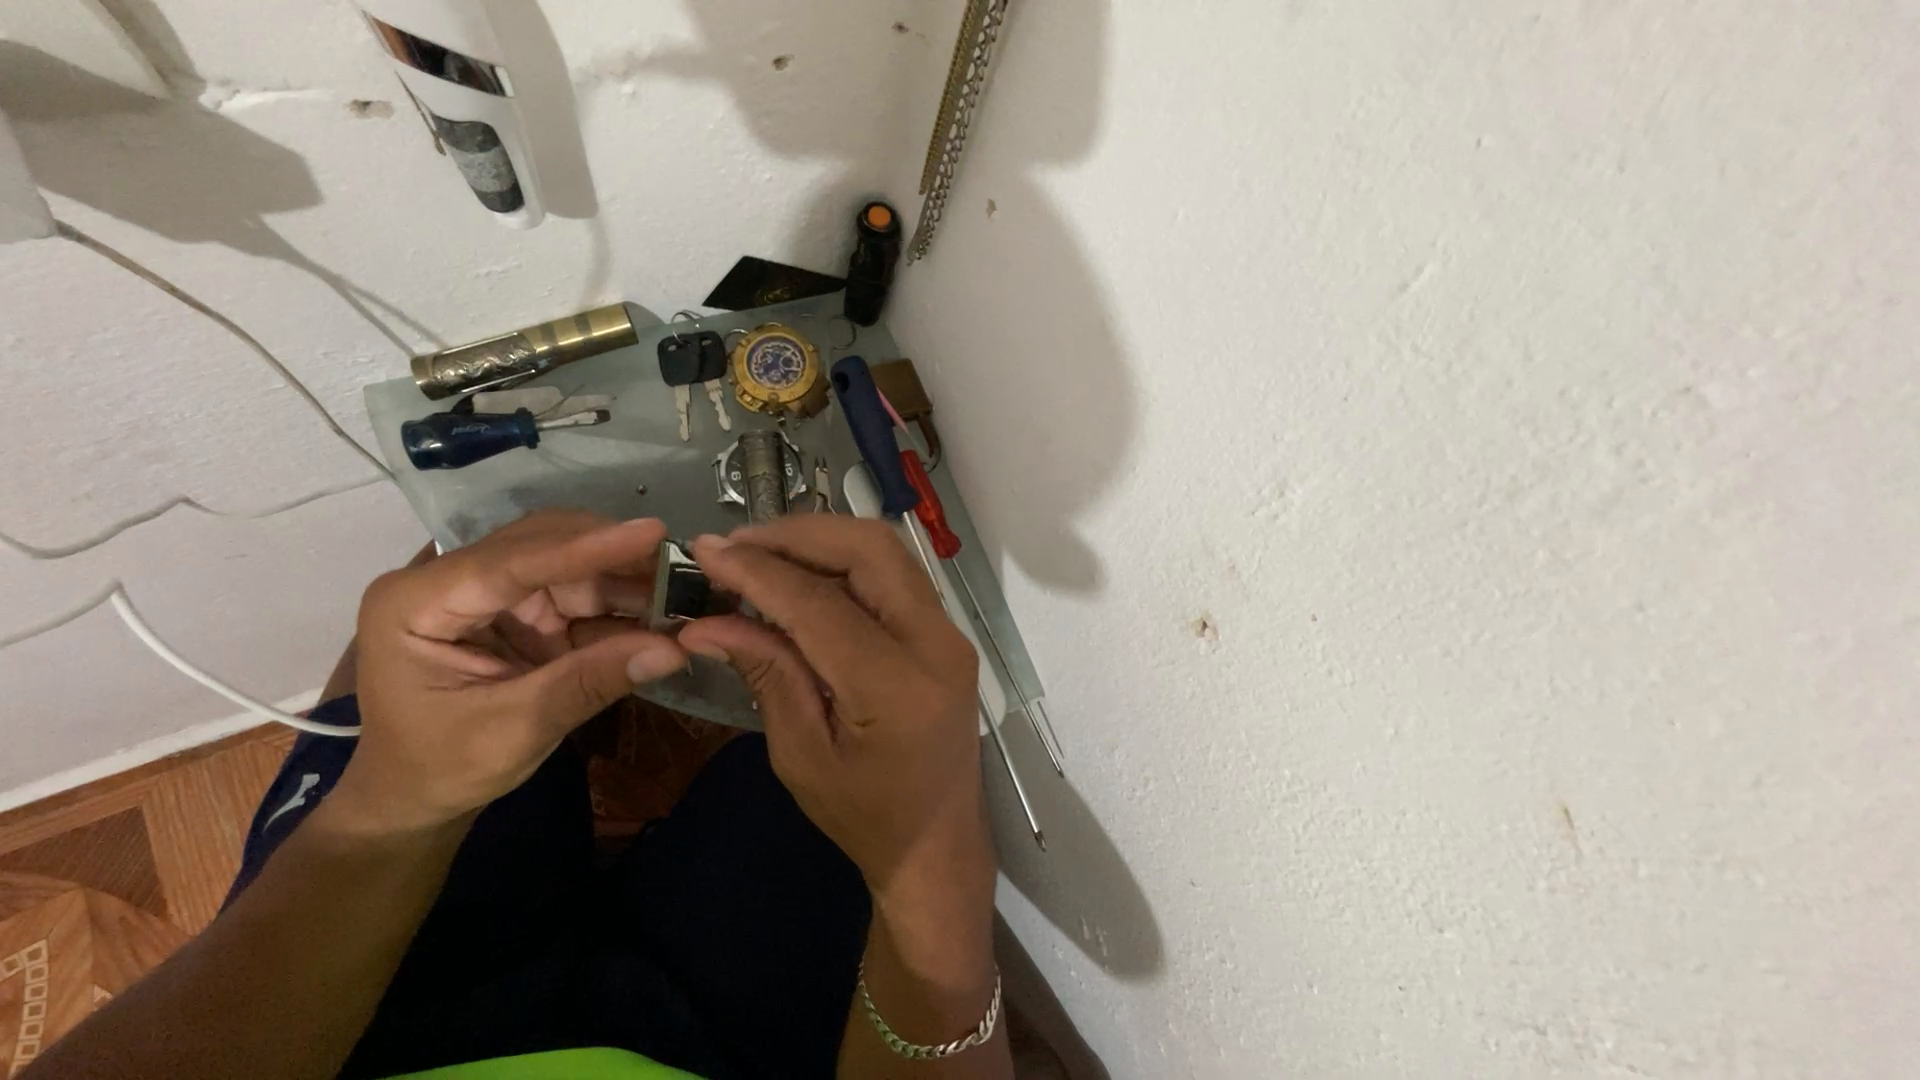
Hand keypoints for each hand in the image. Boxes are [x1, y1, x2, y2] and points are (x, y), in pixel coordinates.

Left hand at [340, 511, 688, 830]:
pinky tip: (663, 609)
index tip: (652, 532)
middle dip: (614, 556)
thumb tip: (672, 649)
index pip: (512, 563)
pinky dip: (622, 602)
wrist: (415, 797)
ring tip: (685, 588)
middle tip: (684, 566)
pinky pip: (579, 592)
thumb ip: (589, 683)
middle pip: (543, 547)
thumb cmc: (441, 768)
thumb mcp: (514, 731)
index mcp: (416, 604)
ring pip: (569, 564)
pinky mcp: (520, 608)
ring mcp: (489, 592)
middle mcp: (450, 581)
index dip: (587, 548)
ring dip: (626, 577)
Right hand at [677, 518, 994, 922]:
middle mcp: (936, 645)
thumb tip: (705, 621)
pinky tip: (803, 576)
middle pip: (868, 550)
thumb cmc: (866, 816)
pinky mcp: (947, 635)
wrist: (938, 843)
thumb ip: (766, 674)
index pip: (820, 603)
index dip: (758, 571)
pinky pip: (896, 575)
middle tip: (737, 545)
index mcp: (897, 687)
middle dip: (797, 535)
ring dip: (823, 541)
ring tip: (762, 554)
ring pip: (887, 552)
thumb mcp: (802, 755)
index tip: (705, 551)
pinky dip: (846, 562)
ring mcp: (950, 635)